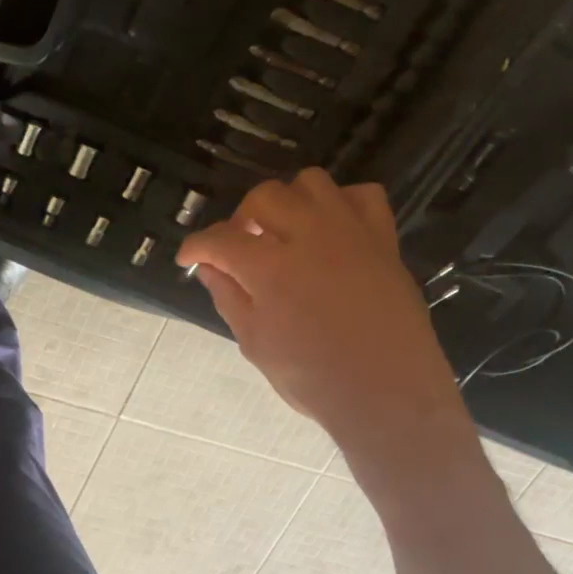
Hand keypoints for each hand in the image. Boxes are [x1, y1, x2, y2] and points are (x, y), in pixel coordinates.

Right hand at [176, 168, 471, 458]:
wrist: (384, 390)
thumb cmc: (311, 377)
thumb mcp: (255, 343)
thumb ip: (229, 298)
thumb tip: (210, 268)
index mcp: (270, 269)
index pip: (220, 240)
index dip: (196, 246)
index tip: (188, 259)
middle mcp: (309, 237)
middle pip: (265, 197)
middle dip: (241, 218)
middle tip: (238, 248)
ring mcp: (350, 233)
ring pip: (311, 183)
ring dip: (288, 202)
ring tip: (283, 234)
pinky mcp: (382, 239)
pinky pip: (361, 195)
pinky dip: (338, 204)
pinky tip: (328, 232)